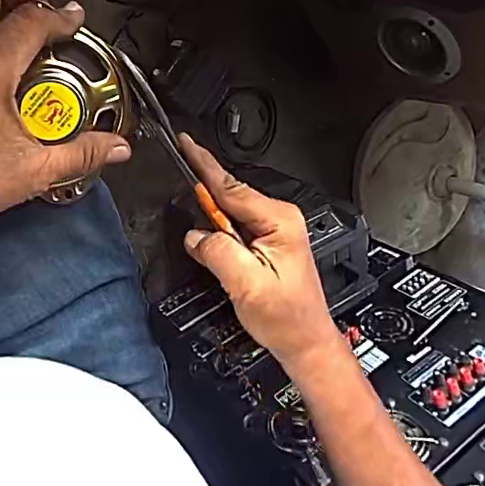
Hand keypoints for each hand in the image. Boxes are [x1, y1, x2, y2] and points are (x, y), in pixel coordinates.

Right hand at [180, 135, 342, 369]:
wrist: (305, 341)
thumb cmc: (288, 317)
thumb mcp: (247, 285)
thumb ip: (218, 252)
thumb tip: (195, 234)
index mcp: (280, 220)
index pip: (232, 187)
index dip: (204, 165)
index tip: (186, 144)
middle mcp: (280, 218)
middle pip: (231, 194)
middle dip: (204, 191)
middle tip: (179, 177)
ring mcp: (275, 228)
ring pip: (231, 211)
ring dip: (212, 216)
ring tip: (197, 225)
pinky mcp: (268, 241)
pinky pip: (236, 226)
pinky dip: (219, 230)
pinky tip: (211, 238)